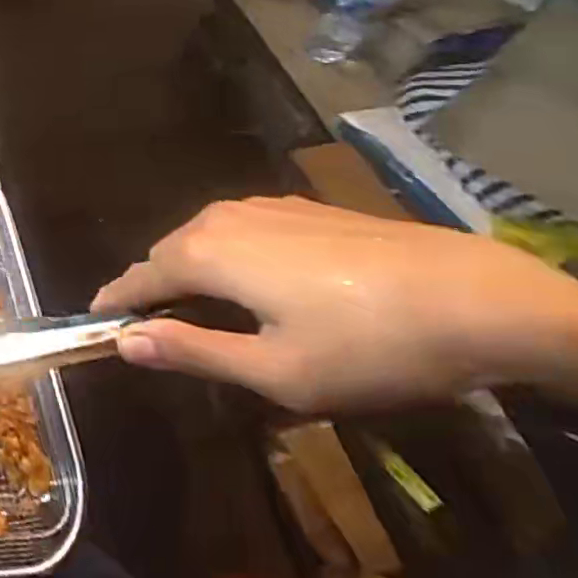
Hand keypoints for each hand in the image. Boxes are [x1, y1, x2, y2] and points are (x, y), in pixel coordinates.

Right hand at [92, 197, 577, 424]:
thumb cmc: (370, 345)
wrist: (481, 296)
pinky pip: (239, 229)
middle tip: (156, 327)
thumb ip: (192, 351)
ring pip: (202, 237)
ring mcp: (261, 205)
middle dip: (152, 287)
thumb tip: (125, 342)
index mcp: (203, 254)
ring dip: (191, 270)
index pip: (137, 277)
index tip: (96, 322)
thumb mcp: (277, 371)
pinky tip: (261, 281)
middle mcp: (218, 217)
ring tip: (206, 307)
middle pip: (166, 254)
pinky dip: (228, 255)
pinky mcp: (299, 206)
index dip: (113, 301)